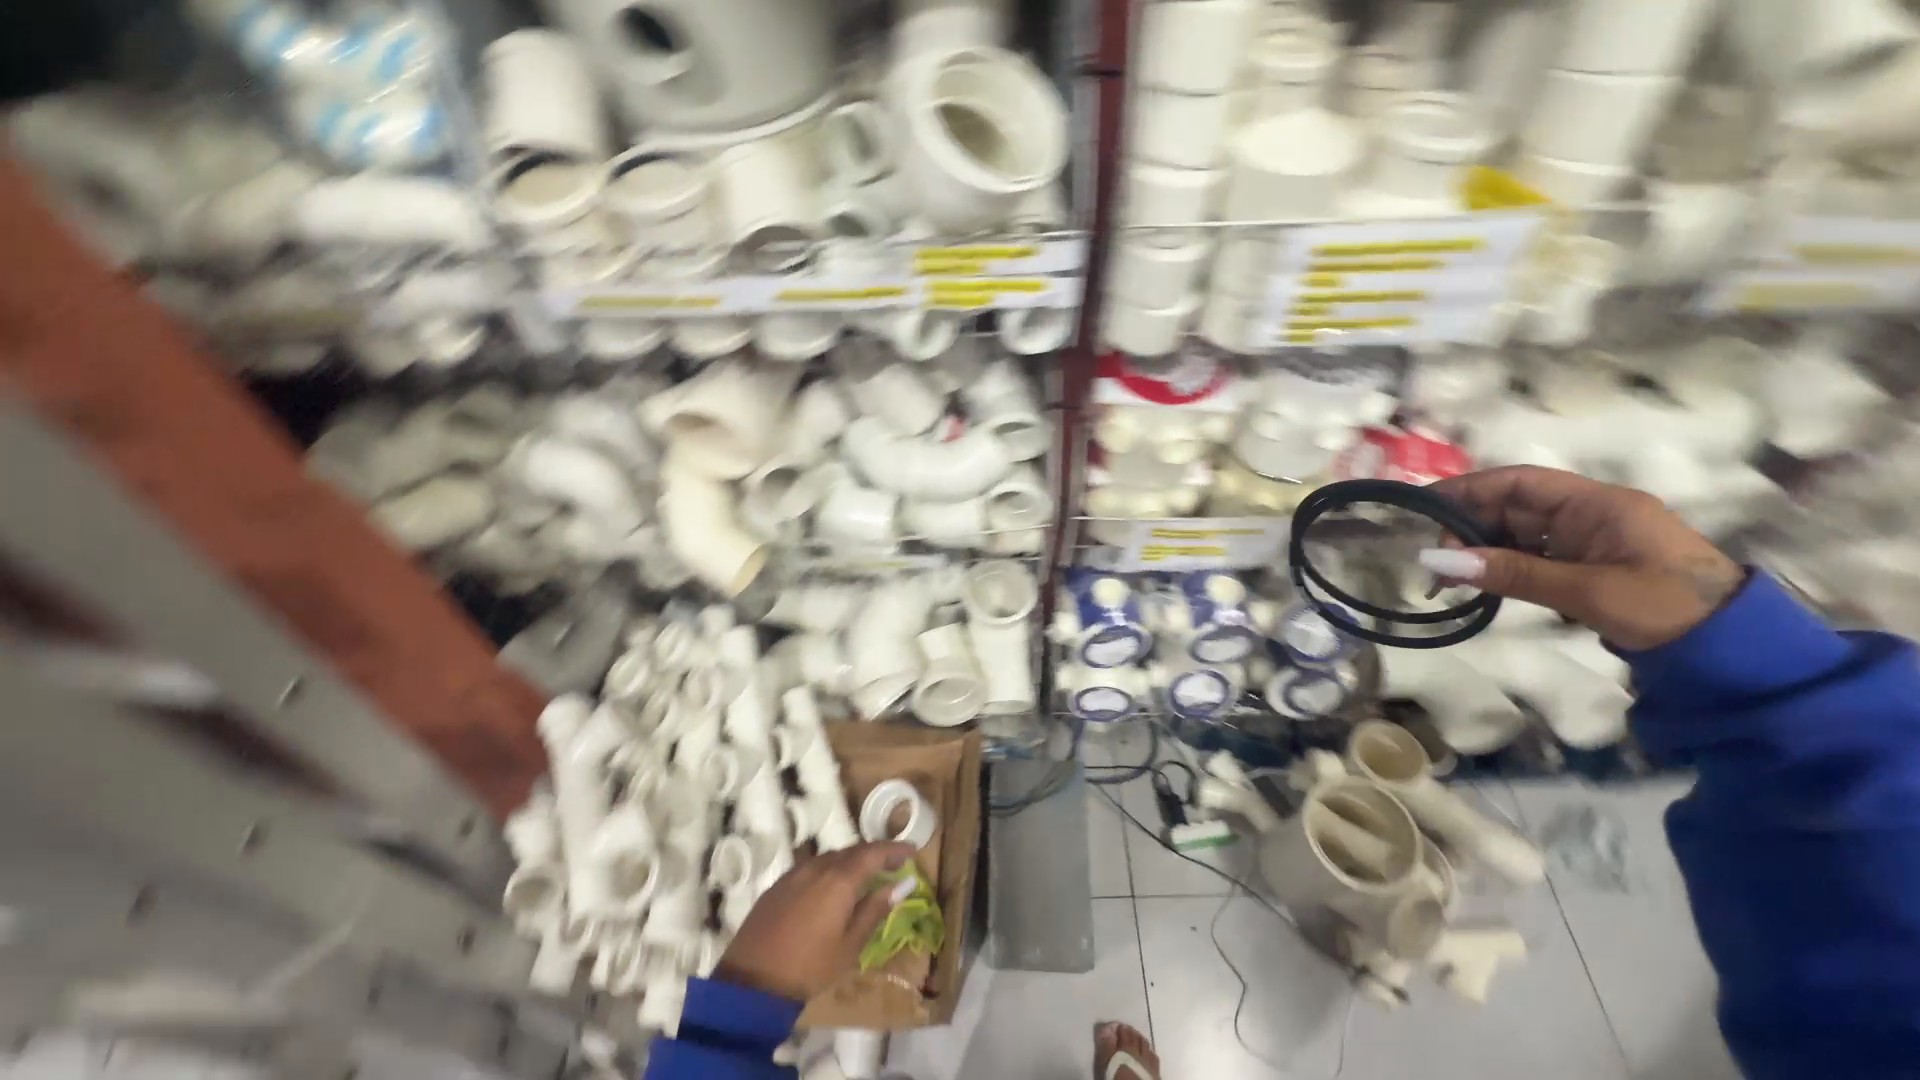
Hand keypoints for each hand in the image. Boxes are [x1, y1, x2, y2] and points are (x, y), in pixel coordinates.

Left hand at [714, 841, 916, 1002]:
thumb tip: (899, 886)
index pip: (873, 853)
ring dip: (851, 861)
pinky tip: (833, 887)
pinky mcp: (778, 886)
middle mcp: (817, 867)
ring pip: (830, 858)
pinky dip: (830, 870)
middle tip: (893, 864)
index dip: (895, 850)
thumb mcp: (850, 945)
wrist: (752, 981)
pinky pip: (812, 868)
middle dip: (875, 854)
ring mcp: (794, 874)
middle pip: (851, 851)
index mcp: (839, 879)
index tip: (913, 851)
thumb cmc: (810, 966)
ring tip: (865, 876)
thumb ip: (874, 910)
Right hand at [1422, 466, 1745, 649]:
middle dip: (1469, 527)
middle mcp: (1589, 514)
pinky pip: (1532, 556)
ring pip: (1518, 534)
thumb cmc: (1666, 607)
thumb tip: (1435, 560)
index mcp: (1597, 504)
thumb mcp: (1585, 591)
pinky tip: (1479, 583)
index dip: (1469, 488)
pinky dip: (1502, 567)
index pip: (1520, 481)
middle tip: (1435, 561)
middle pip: (1514, 507)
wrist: (1735, 649)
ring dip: (1481, 551)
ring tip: (1448, 578)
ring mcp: (1589, 540)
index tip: (1424, 507)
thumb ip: (1510, 573)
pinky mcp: (1588, 565)